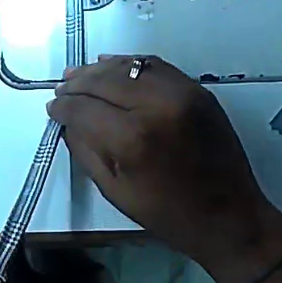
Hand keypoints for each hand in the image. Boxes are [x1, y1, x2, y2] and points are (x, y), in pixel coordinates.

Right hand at [48, 55, 281, 282]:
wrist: (229, 217)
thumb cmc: (167, 213)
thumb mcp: (114, 189)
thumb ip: (86, 149)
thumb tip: (68, 121)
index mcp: (133, 138)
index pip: (83, 108)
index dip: (62, 107)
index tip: (52, 108)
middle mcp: (157, 106)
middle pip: (103, 81)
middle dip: (77, 84)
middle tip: (61, 89)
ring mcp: (181, 93)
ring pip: (129, 67)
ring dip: (100, 70)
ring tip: (80, 75)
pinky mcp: (197, 91)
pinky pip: (155, 67)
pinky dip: (130, 65)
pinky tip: (112, 67)